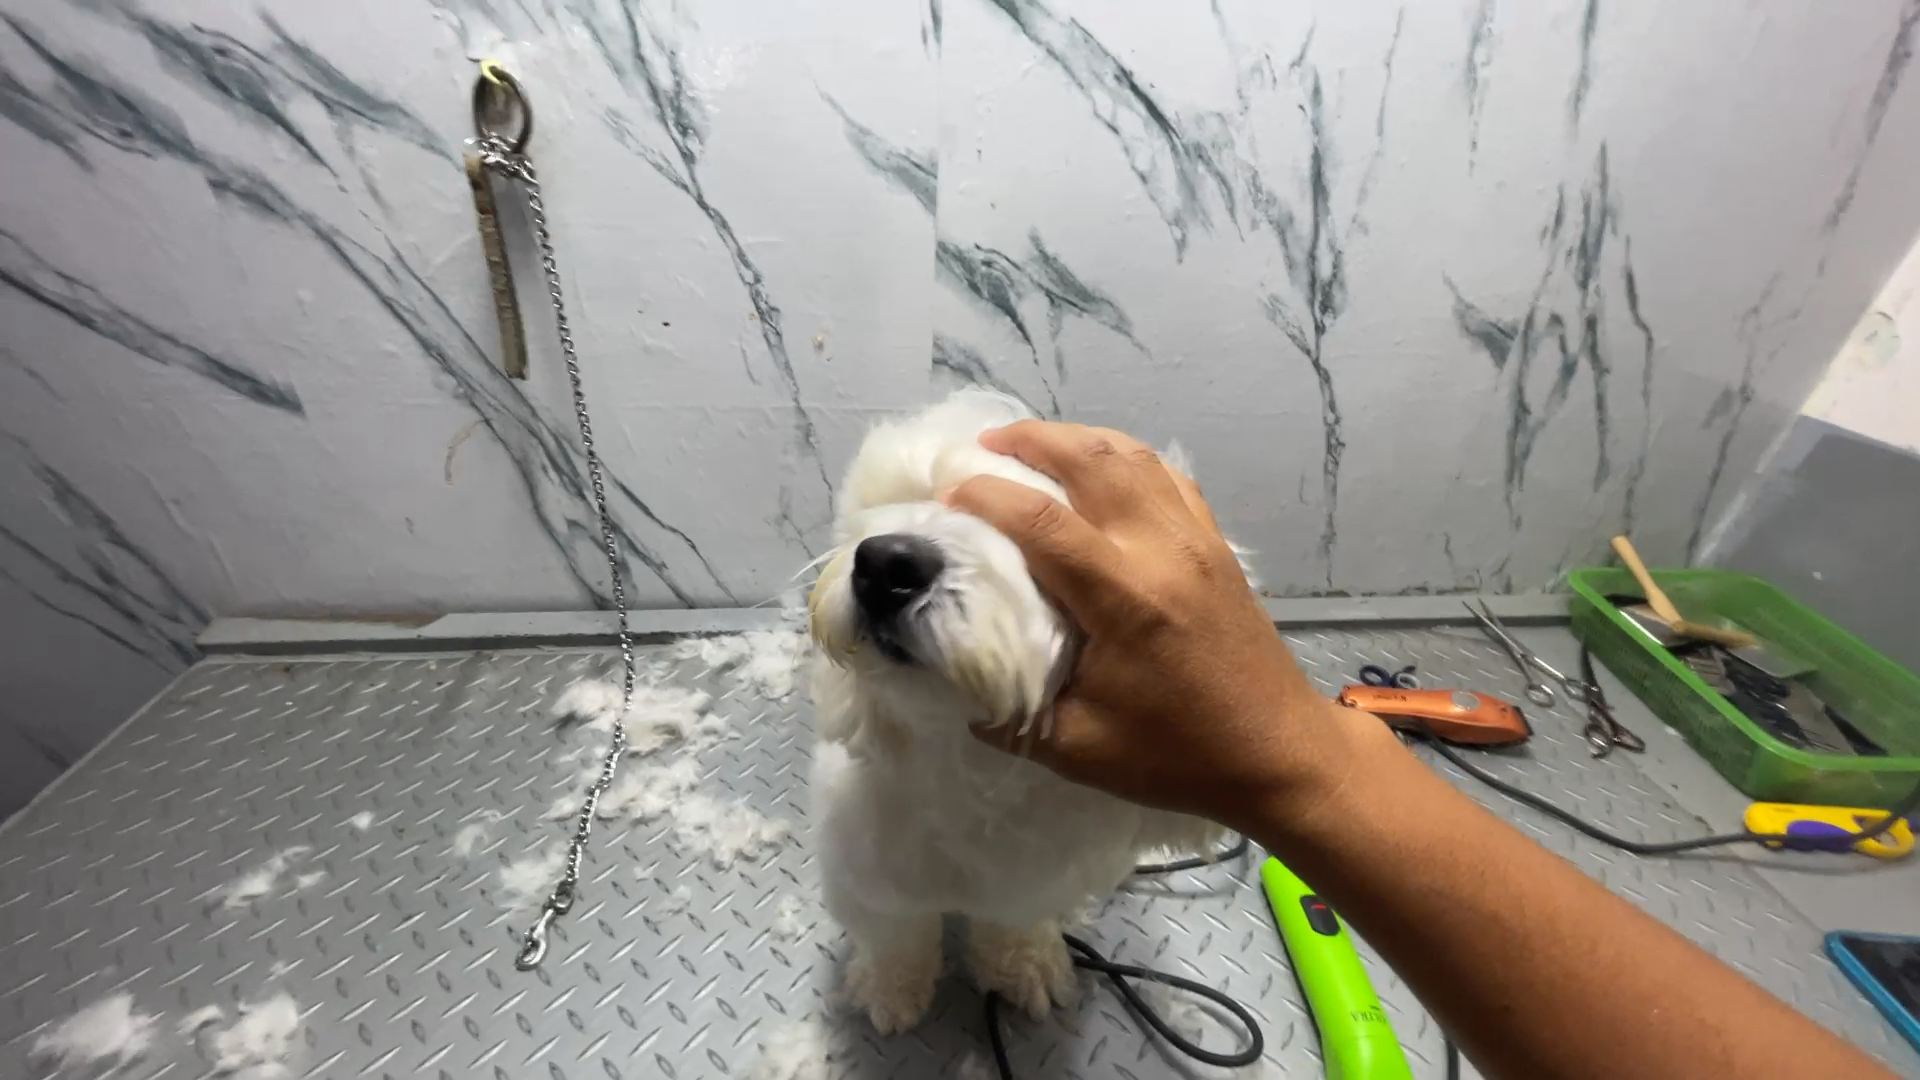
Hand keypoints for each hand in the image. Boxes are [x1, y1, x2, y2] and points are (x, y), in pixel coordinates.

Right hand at [944, 421, 1380, 829]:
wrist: (1280, 754)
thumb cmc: (1178, 755)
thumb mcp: (1076, 748)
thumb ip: (1005, 712)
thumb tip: (954, 677)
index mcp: (1124, 598)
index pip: (1042, 519)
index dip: (985, 495)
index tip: (946, 493)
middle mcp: (1162, 549)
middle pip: (1091, 458)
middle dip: (1029, 439)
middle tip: (983, 444)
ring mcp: (1197, 538)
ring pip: (1133, 454)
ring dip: (1076, 437)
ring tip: (1032, 445)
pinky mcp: (1216, 542)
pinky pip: (1166, 475)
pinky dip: (1123, 457)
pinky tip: (1099, 471)